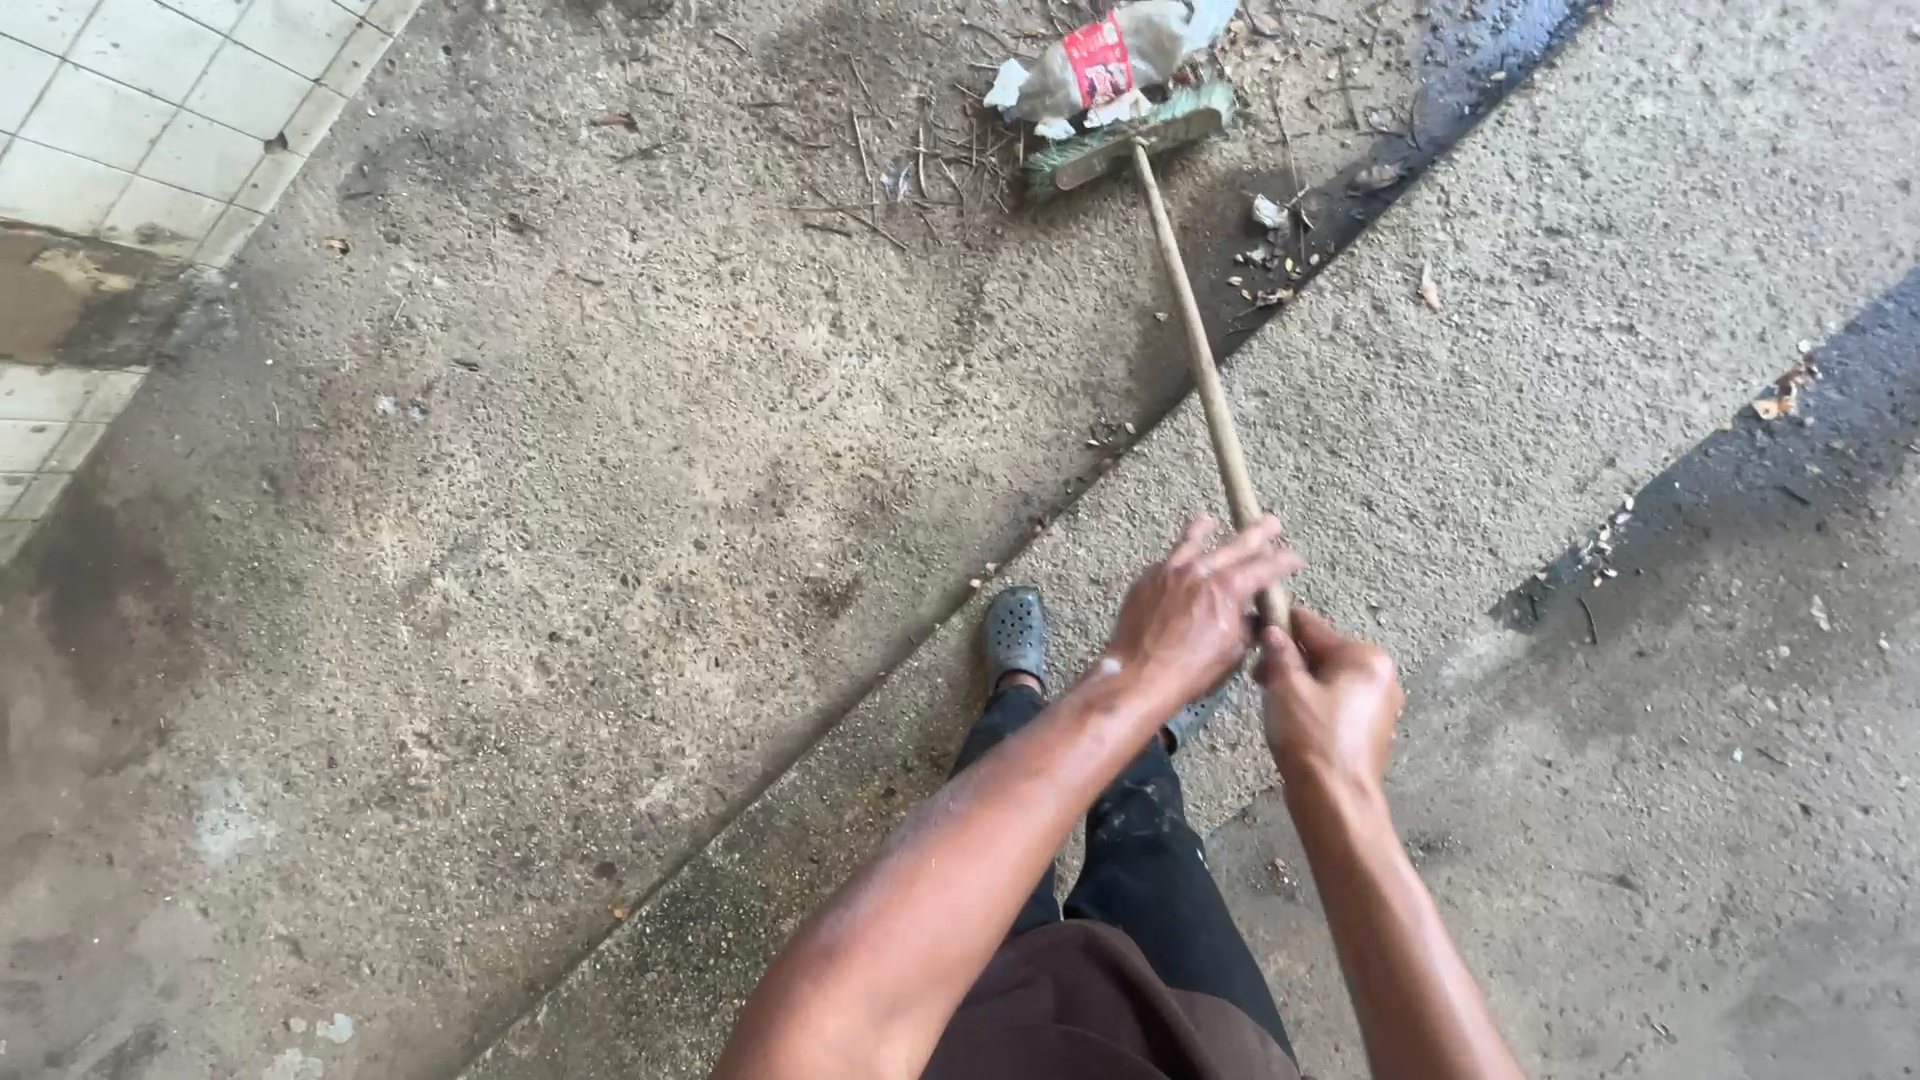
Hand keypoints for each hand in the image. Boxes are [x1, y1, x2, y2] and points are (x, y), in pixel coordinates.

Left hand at [1101, 515, 1301, 714]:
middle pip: (1233, 546)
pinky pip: (1167, 561)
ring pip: (1190, 543)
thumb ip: (1246, 625)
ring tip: (1208, 518)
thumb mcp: (1232, 650)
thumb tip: (1253, 616)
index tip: (1295, 558)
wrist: (1139, 673)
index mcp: (1227, 589)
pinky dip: (1178, 557)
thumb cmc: (1190, 669)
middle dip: (1256, 534)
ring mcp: (1168, 572)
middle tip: (1270, 521)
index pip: (1264, 567)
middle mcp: (1198, 572)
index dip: (1283, 561)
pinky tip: (1179, 557)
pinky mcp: (1146, 580)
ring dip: (1203, 530)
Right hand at [1254, 608, 1402, 790]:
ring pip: (1327, 677)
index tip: (1254, 628)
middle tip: (1259, 678)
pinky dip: (1312, 700)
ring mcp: (1379, 704)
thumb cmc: (1310, 736)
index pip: (1313, 626)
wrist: (1335, 797)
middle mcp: (1380, 675)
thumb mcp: (1285, 686)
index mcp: (1364, 658)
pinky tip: (1292, 718)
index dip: (1280, 626)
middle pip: (1322, 652)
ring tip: (1272, 700)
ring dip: (1297, 681)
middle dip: (1288, 660)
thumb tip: (1273, 630)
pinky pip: (1336, 699)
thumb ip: (1280, 652)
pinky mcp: (1370, 728)